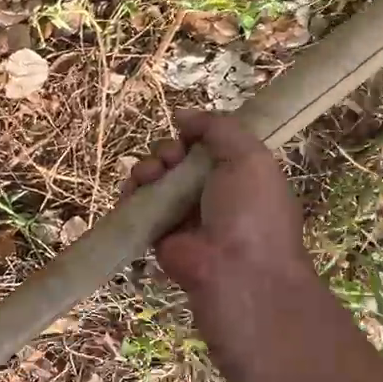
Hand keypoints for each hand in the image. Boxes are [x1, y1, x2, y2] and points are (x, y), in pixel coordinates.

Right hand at [122, 110, 314, 301]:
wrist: (234, 267)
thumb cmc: (251, 210)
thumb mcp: (249, 157)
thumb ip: (219, 128)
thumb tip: (183, 113)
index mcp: (239, 174)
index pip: (208, 146)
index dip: (194, 136)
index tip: (187, 134)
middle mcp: (209, 192)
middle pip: (177, 159)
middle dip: (167, 151)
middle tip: (169, 159)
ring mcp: (181, 212)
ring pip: (154, 178)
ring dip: (147, 168)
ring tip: (150, 175)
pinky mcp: (155, 230)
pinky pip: (136, 204)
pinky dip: (131, 193)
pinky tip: (134, 190)